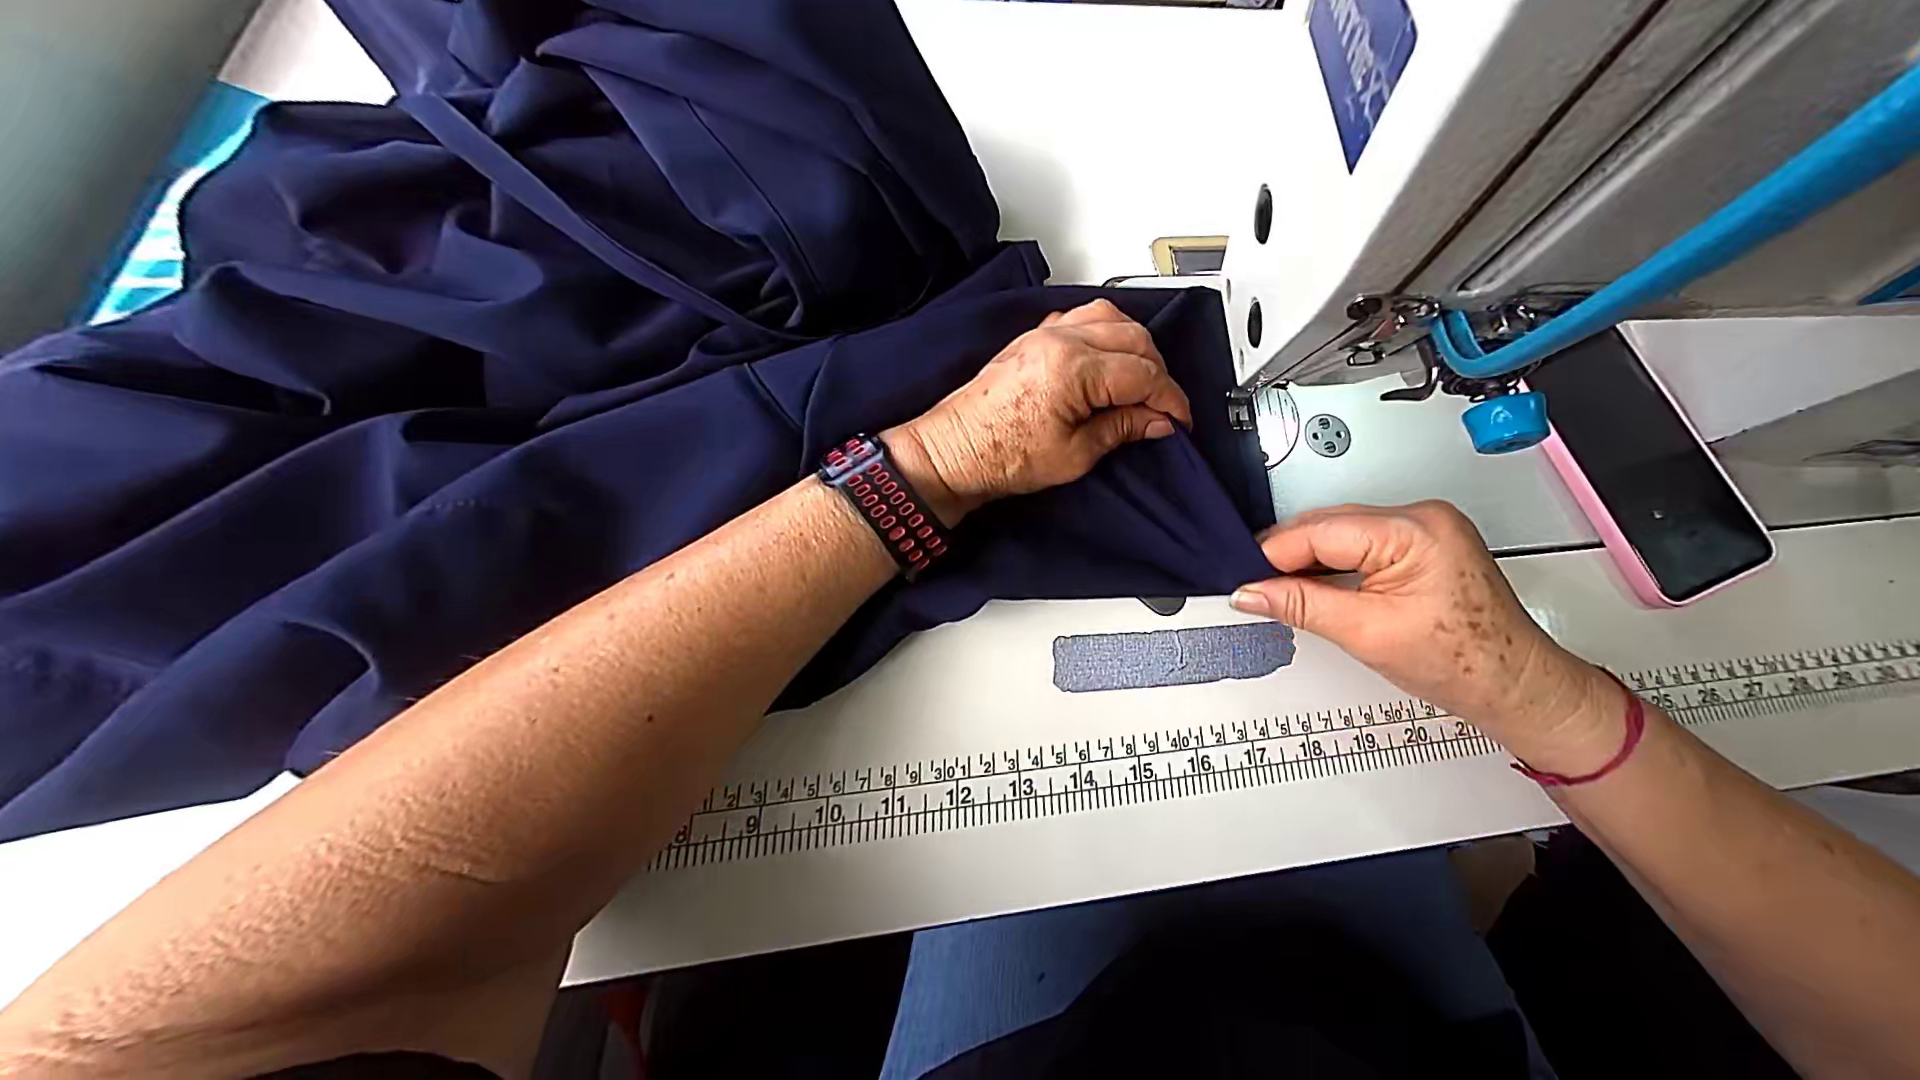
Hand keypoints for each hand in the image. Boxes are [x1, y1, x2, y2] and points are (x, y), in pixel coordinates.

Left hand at [883, 299, 1191, 524]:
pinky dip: (1104, 335)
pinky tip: (1106, 361)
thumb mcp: (1073, 456)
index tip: (1178, 420)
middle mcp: (1059, 340)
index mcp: (1073, 368)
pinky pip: (1081, 319)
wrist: (951, 453)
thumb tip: (1155, 421)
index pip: (1144, 373)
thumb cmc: (996, 457)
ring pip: (1111, 319)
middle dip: (1158, 372)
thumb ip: (1121, 430)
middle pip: (1135, 338)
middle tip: (1161, 407)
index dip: (1170, 399)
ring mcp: (1043, 334)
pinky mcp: (1031, 339)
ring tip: (1139, 384)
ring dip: (1135, 347)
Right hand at [1228, 501, 1628, 773]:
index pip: (1317, 532)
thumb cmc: (1466, 661)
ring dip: (1304, 559)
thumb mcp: (1365, 633)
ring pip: (1335, 531)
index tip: (1241, 580)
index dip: (1271, 556)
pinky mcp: (1417, 540)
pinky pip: (1354, 540)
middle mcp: (1419, 517)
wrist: (1514, 684)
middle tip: (1252, 587)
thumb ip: (1300, 604)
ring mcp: (1421, 526)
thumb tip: (1250, 591)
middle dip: (1284, 556)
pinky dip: (1328, 561)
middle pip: (1324, 525)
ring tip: (1278, 589)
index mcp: (1413, 531)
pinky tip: (1310, 582)